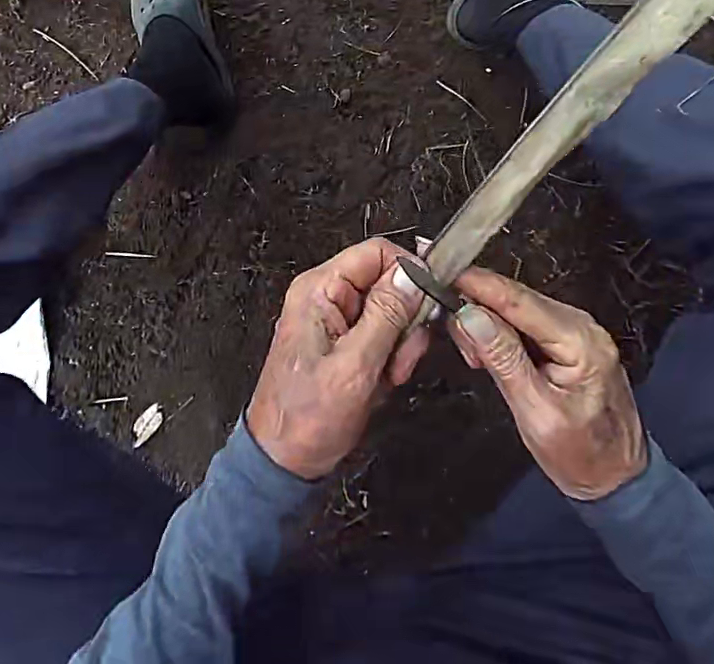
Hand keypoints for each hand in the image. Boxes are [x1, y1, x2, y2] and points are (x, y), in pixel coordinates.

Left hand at [245, 238, 434, 479]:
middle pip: (388, 282)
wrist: (284, 460)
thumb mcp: (354, 365)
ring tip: (386, 375)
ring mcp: (336, 319)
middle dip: (405, 320)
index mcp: (320, 290)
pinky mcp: (345, 341)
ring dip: (400, 345)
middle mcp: (327, 297)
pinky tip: (379, 382)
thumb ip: (386, 315)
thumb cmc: (306, 417)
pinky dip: (390, 359)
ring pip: (392, 311)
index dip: (409, 272)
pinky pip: (383, 335)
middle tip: (399, 357)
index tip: (429, 302)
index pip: (376, 252)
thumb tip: (412, 274)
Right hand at [447, 267, 646, 500]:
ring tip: (473, 356)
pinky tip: (486, 353)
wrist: (619, 481)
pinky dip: (497, 330)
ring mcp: (574, 328)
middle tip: (451, 332)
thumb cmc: (582, 455)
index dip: (476, 282)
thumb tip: (469, 315)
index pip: (518, 300)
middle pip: (514, 297)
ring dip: (484, 321)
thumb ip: (503, 359)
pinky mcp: (564, 337)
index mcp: (580, 341)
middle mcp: (581, 325)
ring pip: (514, 306)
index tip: (440, 269)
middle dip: (475, 305)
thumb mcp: (536, 412)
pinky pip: (522, 320)